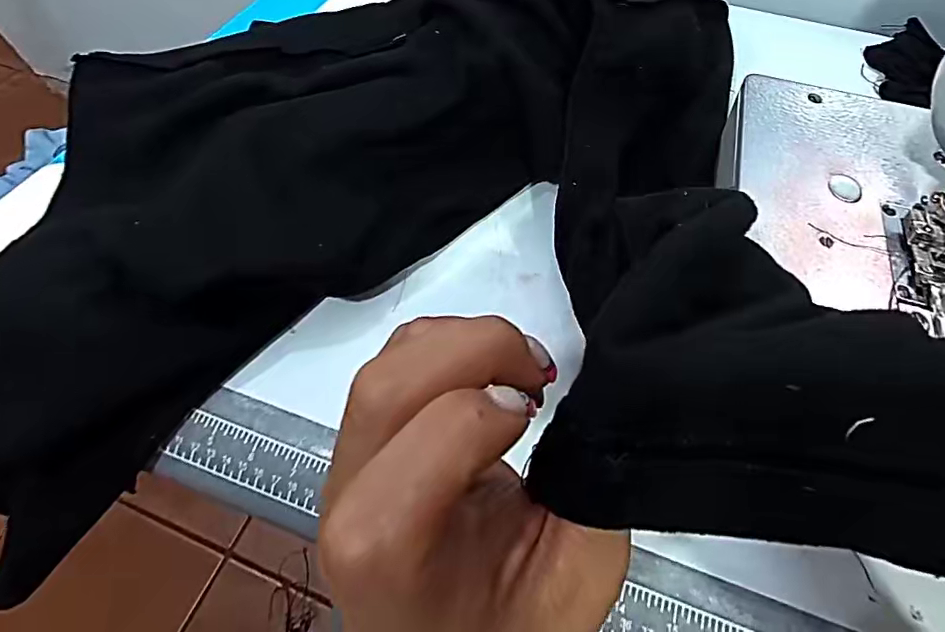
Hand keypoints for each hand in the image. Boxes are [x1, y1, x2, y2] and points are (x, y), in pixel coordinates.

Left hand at [320, 316, 629, 631]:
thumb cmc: (510, 623)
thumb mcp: (578, 571)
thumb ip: (594, 488)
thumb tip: (595, 400)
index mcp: (394, 554)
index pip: (427, 440)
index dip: (493, 409)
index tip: (535, 412)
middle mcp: (351, 506)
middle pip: (391, 384)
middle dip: (480, 349)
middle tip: (532, 373)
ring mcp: (349, 467)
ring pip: (389, 361)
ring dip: (465, 340)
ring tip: (512, 371)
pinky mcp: (364, 438)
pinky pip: (396, 358)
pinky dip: (451, 341)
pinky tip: (486, 373)